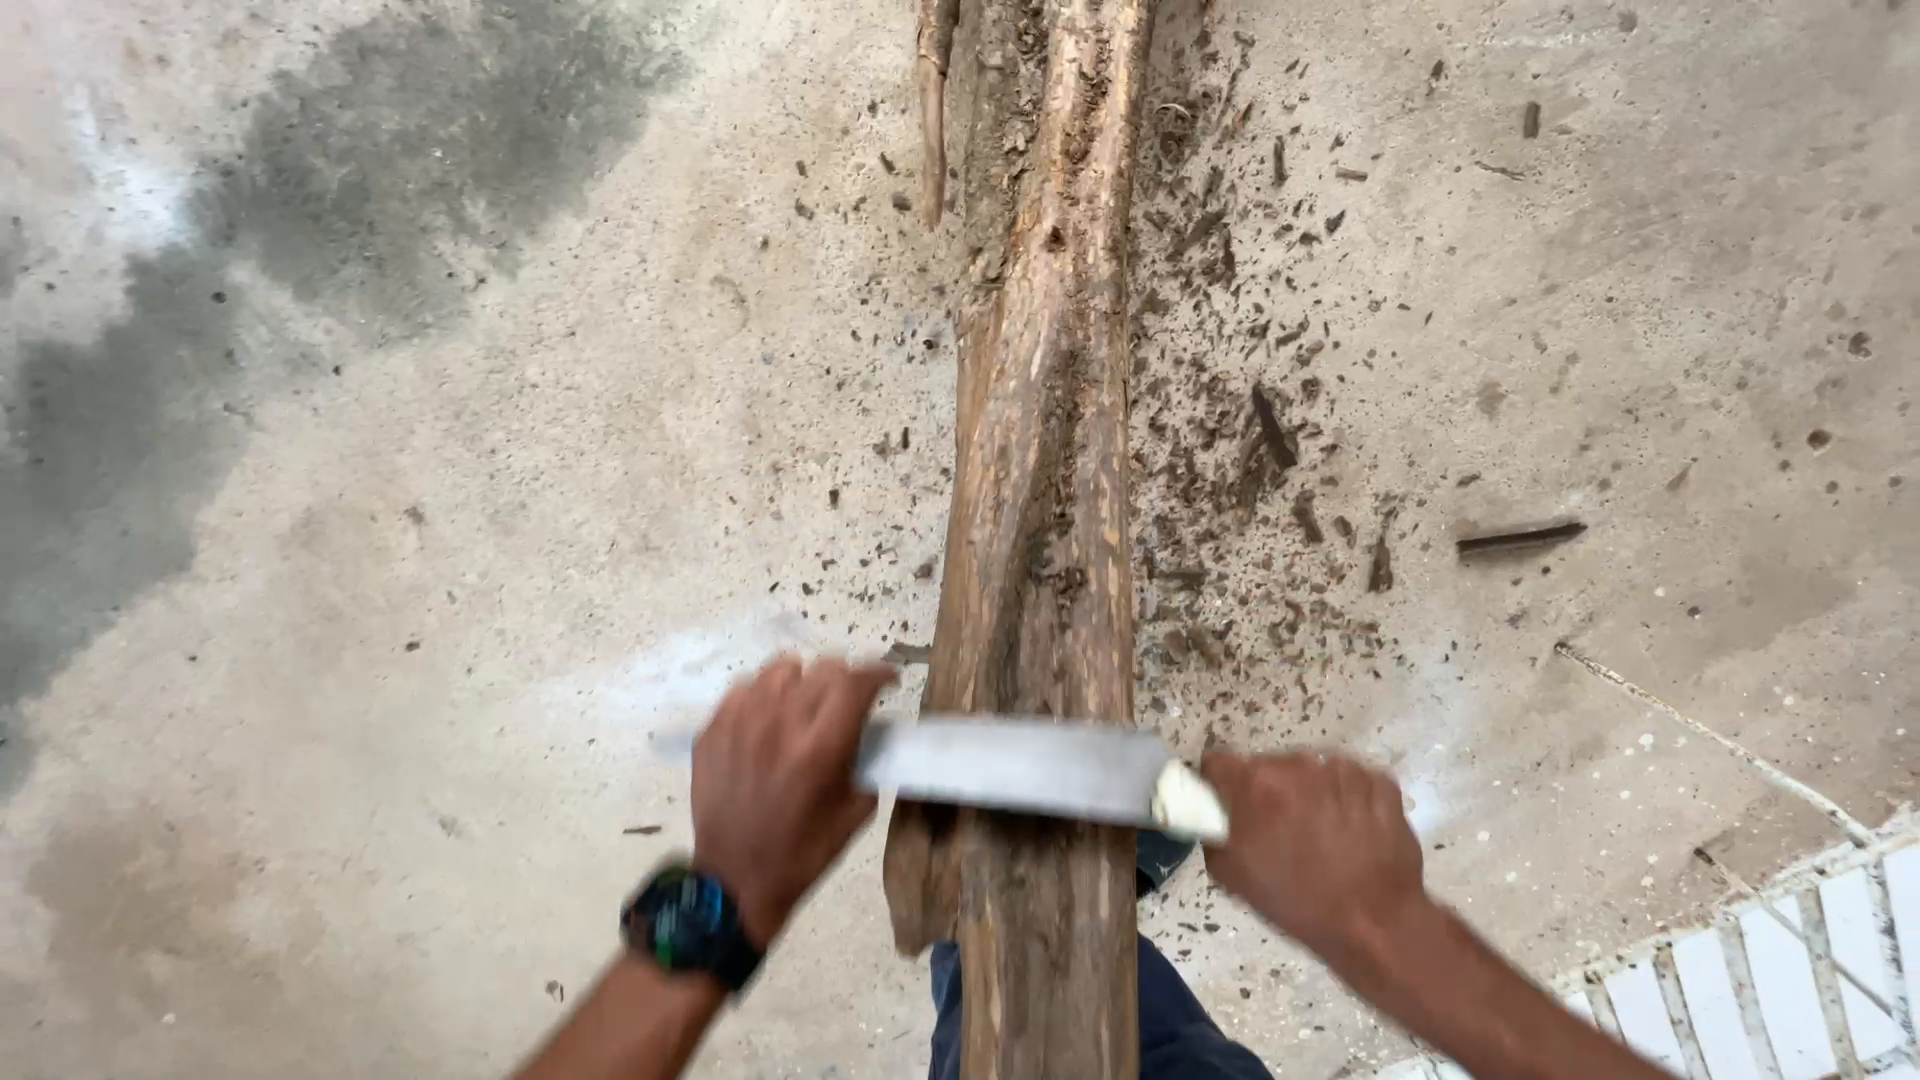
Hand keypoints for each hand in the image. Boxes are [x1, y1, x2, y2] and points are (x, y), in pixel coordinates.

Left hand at [690, 656, 893, 948]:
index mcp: (820, 748)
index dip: (879, 673)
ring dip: (803, 681)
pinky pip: (745, 687)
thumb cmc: (805, 850)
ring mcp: (740, 723)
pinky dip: (765, 695)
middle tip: (847, 701)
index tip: (888, 681)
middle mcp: (779, 724)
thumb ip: (867, 759)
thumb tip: (871, 726)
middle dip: (845, 679)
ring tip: (804, 704)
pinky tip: (769, 718)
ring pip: (782, 668)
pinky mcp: (712, 730)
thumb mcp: (856, 809)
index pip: (856, 682)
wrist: (735, 881)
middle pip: (823, 667)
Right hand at [1201, 752, 1425, 958]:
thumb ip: (1212, 832)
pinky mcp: (1378, 780)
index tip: (1228, 803)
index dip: (1219, 783)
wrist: (1378, 925)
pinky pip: (1349, 780)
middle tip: (1280, 827)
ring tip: (1322, 832)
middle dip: (1269, 790)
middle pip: (1267, 766)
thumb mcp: (1231, 875)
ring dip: (1308, 792)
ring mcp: (1342, 769)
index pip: (1218, 762)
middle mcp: (1297, 763)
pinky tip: (1352, 831)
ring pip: (1310, 771)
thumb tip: (1212, 816)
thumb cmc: (1299, 902)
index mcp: (1256, 784)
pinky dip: (1346, 798)